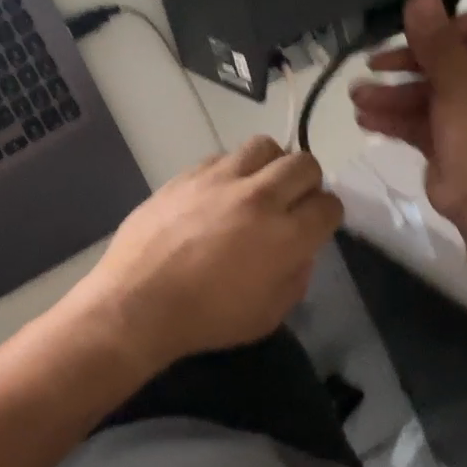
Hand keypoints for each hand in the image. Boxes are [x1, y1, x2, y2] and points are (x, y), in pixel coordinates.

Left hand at [64, 136, 343, 371]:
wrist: (137, 303)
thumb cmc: (206, 319)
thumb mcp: (267, 315)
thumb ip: (295, 278)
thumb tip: (299, 251)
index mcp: (285, 235)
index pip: (329, 205)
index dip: (327, 216)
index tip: (315, 226)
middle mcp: (258, 197)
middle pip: (303, 164)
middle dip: (307, 183)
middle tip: (292, 203)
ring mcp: (219, 180)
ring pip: (264, 146)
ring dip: (270, 166)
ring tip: (257, 188)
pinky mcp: (187, 175)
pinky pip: (222, 156)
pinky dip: (231, 171)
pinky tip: (218, 195)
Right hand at [349, 0, 466, 228]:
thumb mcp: (461, 81)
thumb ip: (435, 39)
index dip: (459, 20)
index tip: (426, 32)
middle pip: (450, 55)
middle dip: (409, 60)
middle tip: (375, 62)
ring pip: (428, 89)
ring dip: (393, 92)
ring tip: (357, 97)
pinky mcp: (451, 140)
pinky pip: (420, 118)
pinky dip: (395, 117)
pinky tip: (365, 118)